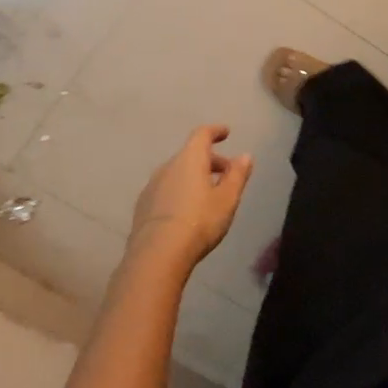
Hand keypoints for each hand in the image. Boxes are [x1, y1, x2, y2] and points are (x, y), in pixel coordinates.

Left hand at [127, 125, 253, 272]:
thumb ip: (237, 175)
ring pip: (177, 173)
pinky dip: (179, 191)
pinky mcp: (142, 207)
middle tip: (226, 174)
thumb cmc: (199, 222)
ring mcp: (151, 187)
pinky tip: (186, 211)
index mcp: (189, 160)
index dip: (215, 131)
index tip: (226, 133)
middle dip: (210, 160)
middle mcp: (167, 167)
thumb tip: (244, 156)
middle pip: (190, 155)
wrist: (156, 256)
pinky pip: (165, 189)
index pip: (202, 134)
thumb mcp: (227, 199)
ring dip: (193, 177)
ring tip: (207, 195)